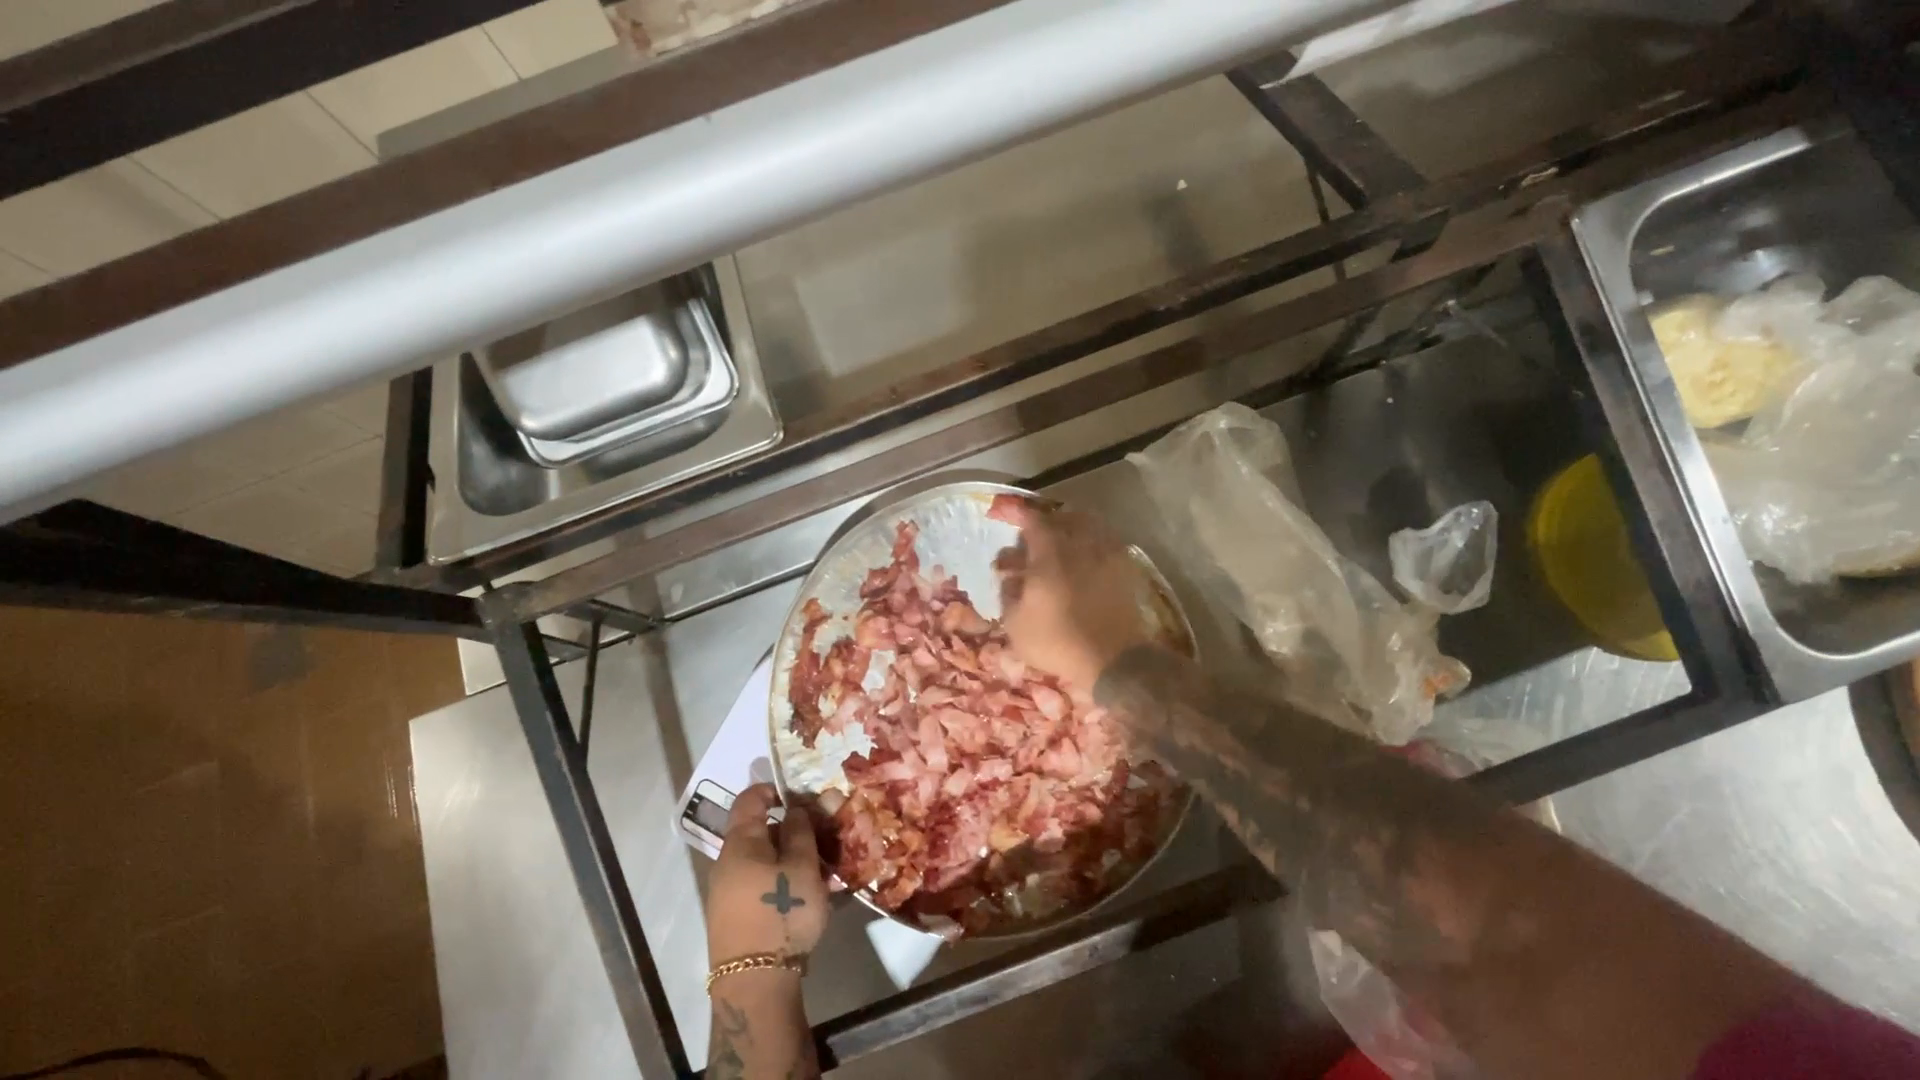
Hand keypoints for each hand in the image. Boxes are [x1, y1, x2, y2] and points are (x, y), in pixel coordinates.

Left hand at [707, 784, 829, 964]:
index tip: (799, 793)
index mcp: (740, 842)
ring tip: (822, 870)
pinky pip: (760, 884)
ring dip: (789, 858)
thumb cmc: (781, 911)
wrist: (754, 982)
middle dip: (789, 829)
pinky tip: (806, 896)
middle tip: (823, 837)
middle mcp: (727, 862)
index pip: (749, 799)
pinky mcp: (734, 917)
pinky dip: (782, 880)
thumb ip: (801, 831)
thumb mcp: (801, 866)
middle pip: (757, 832)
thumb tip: (794, 808)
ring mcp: (727, 892)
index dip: (772, 789)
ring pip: (761, 861)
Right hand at [994, 507, 1155, 694]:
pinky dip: (1091, 543)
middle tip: (1031, 536)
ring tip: (1059, 544)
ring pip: (1087, 526)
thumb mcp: (1015, 624)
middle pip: (1060, 518)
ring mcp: (1106, 554)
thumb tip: (1009, 577)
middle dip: (1043, 522)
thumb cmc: (1057, 641)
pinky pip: (1105, 542)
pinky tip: (1084, 559)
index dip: (1015, 512)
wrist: (1113, 659)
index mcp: (1049, 552)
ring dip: (1069, 528)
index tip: (1003, 512)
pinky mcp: (1124, 569)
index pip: (1031, 519)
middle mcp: (1079, 544)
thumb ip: (1007, 594)